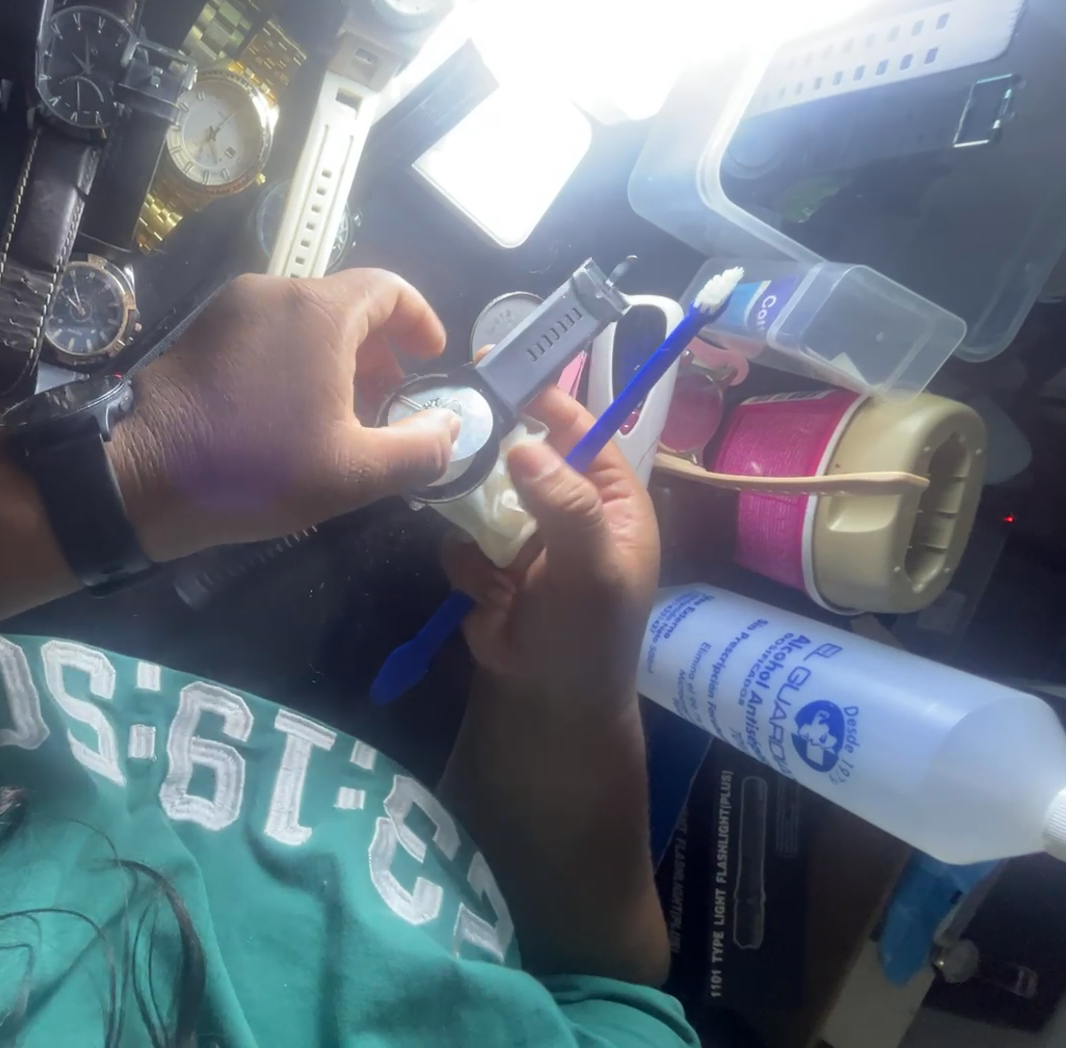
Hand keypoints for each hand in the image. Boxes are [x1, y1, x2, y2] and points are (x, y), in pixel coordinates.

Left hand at [110, 270, 459, 560]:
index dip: (419, 321)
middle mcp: (271, 293)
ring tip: (340, 415)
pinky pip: (261, 335)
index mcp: (317, 311)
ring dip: (333, 360)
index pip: (389, 288)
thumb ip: (419, 448)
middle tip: (388, 402)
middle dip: (377, 351)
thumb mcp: (353, 473)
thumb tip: (454, 426)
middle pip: (344, 306)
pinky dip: (290, 362)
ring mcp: (226, 311)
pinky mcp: (196, 335)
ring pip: (300, 322)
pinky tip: (286, 413)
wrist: (140, 479)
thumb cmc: (254, 471)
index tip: (429, 359)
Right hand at [441, 388, 659, 712]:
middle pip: (517, 456)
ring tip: (497, 567)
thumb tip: (523, 445)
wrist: (547, 694)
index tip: (497, 370)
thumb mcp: (589, 569)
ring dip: (479, 529)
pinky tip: (488, 594)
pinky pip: (458, 536)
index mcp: (607, 497)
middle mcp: (563, 505)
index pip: (577, 430)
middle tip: (459, 453)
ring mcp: (521, 531)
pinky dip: (466, 564)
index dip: (542, 399)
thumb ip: (564, 505)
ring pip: (478, 496)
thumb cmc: (588, 632)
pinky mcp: (483, 557)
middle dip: (491, 466)